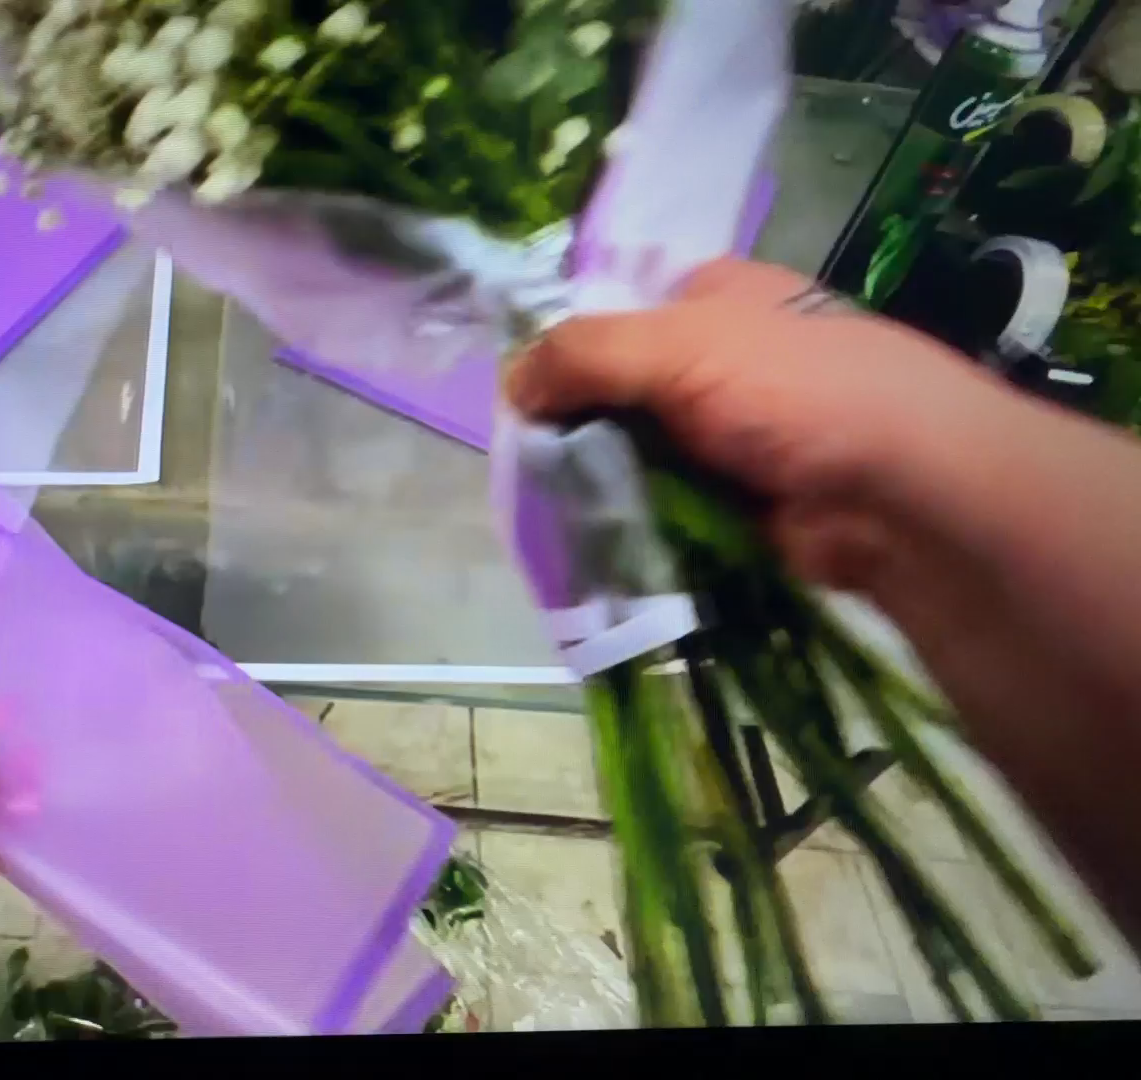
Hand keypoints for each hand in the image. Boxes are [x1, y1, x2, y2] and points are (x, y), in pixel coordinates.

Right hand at [502, 257, 1024, 598]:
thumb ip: (582, 354)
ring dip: (586, 463)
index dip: (560, 344)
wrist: (904, 500)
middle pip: (606, 379)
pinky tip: (582, 513)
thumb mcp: (679, 347)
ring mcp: (714, 423)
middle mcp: (710, 354)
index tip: (523, 390)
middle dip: (567, 413)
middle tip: (530, 448)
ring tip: (547, 489)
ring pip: (619, 437)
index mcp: (709, 296)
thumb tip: (509, 384)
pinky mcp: (715, 484)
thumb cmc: (797, 393)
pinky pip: (642, 484)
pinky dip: (613, 498)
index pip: (607, 309)